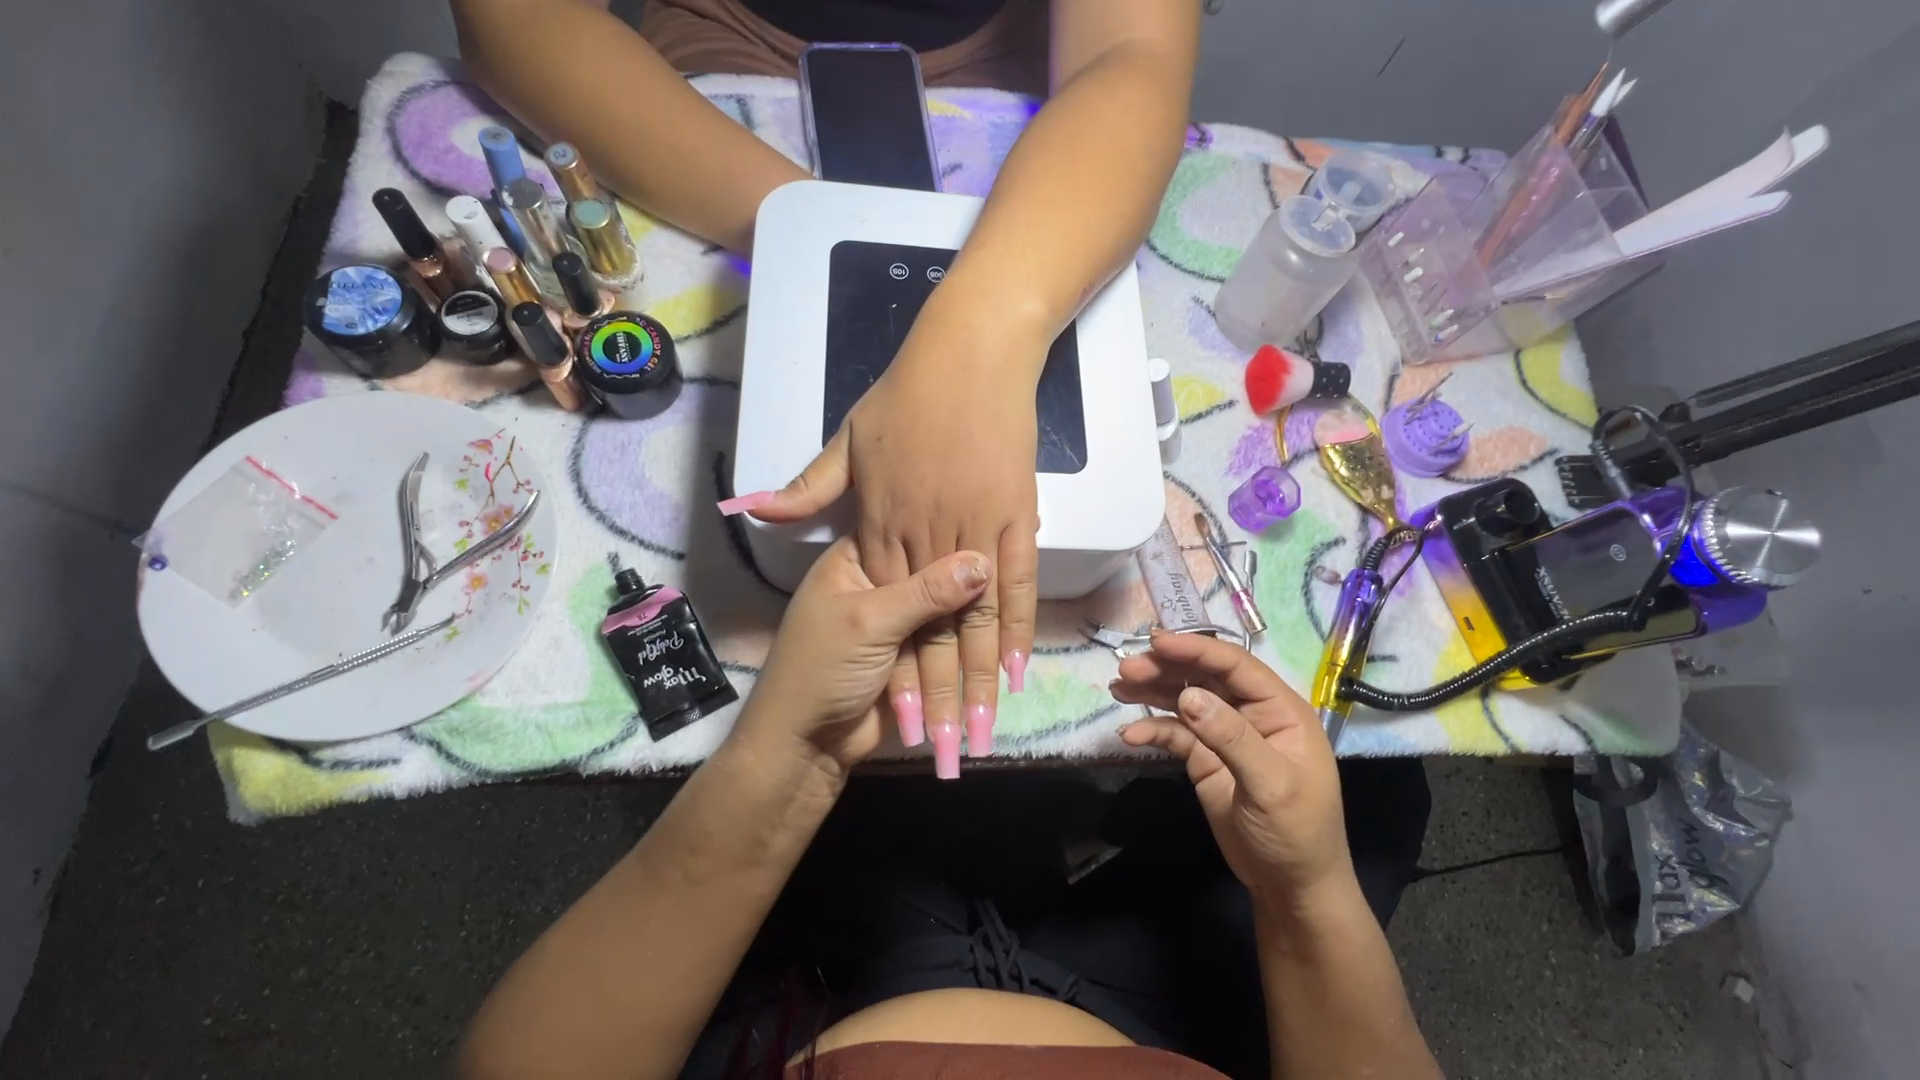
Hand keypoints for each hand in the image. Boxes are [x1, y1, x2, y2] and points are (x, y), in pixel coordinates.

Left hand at [734, 535, 991, 779]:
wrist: (804, 744)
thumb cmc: (822, 669)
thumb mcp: (871, 622)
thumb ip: (927, 591)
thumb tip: (984, 561)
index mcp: (857, 559)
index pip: (913, 532)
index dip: (954, 533)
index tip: (998, 531)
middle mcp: (879, 582)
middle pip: (936, 576)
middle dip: (971, 587)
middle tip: (1014, 581)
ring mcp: (896, 621)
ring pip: (946, 616)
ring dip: (974, 631)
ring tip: (1010, 626)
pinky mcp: (912, 657)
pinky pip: (948, 648)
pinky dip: (969, 656)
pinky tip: (1003, 652)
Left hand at [747, 297, 1042, 772]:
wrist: (966, 355)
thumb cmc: (904, 401)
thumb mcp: (848, 443)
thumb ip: (810, 487)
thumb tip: (756, 510)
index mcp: (881, 527)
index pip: (885, 616)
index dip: (896, 670)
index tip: (893, 724)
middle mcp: (924, 538)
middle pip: (931, 631)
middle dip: (940, 698)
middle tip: (945, 752)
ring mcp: (971, 528)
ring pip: (971, 622)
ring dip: (978, 682)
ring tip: (982, 734)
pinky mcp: (1011, 518)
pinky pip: (1015, 584)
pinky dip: (1014, 628)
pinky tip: (1017, 670)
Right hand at [1111, 633, 1352, 906]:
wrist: (1291, 887)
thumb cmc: (1297, 833)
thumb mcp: (1271, 785)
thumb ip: (1231, 737)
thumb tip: (1187, 696)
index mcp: (1280, 710)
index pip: (1236, 666)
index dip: (1197, 650)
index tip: (1158, 642)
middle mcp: (1252, 714)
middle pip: (1204, 678)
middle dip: (1166, 669)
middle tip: (1127, 669)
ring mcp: (1226, 736)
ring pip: (1185, 700)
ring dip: (1152, 693)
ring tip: (1117, 687)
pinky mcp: (1206, 759)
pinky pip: (1175, 734)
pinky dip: (1152, 731)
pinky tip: (1130, 736)